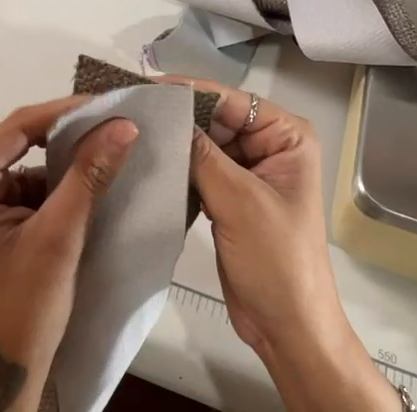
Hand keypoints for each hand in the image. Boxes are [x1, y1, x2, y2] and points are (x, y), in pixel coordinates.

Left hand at [0, 97, 139, 411]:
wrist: (5, 376)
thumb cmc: (22, 309)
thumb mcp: (58, 237)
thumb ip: (88, 175)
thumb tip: (124, 124)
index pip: (17, 127)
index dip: (66, 112)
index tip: (113, 105)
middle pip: (21, 139)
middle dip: (70, 133)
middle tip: (117, 121)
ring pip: (30, 159)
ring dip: (69, 156)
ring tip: (114, 142)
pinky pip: (31, 183)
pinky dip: (63, 181)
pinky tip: (95, 175)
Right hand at [163, 77, 397, 411]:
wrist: (287, 327)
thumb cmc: (276, 259)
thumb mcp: (238, 201)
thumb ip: (201, 154)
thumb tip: (163, 114)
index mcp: (287, 136)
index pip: (232, 101)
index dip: (190, 92)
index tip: (144, 88)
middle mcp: (270, 146)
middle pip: (216, 119)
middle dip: (178, 117)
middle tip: (129, 110)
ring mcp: (249, 173)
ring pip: (204, 144)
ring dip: (174, 143)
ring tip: (130, 132)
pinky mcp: (230, 197)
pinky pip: (199, 171)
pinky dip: (177, 169)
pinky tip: (145, 163)